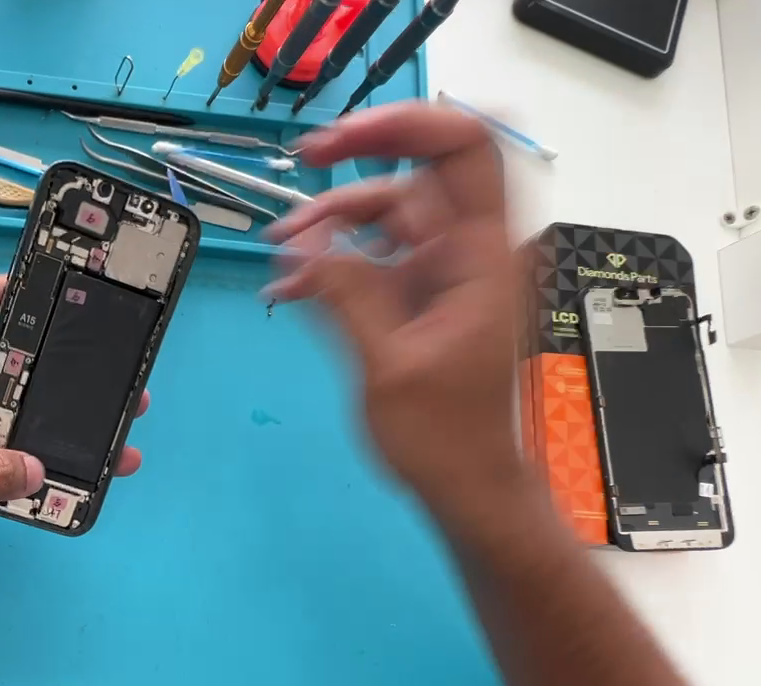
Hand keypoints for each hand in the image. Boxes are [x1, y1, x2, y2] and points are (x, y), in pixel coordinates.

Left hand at [0, 275, 145, 583]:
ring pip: (11, 432)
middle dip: (60, 382)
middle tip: (117, 389)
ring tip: (110, 446)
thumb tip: (38, 470)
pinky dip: (28, 482)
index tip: (61, 293)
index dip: (11, 290)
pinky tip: (64, 489)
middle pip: (10, 377)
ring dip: (53, 439)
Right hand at [264, 104, 533, 529]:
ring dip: (326, 232)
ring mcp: (437, 277)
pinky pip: (367, 265)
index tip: (333, 145)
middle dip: (346, 184)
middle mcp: (464, 254)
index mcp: (482, 256)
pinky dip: (328, 269)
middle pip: (409, 184)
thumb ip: (347, 297)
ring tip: (278, 257)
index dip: (403, 128)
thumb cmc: (441, 434)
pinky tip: (289, 289)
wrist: (463, 482)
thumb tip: (304, 242)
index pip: (463, 151)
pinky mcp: (412, 302)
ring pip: (381, 225)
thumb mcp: (388, 366)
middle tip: (289, 199)